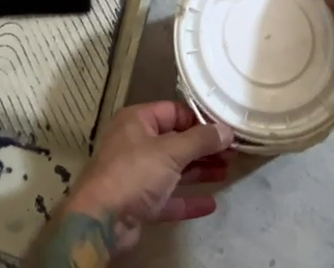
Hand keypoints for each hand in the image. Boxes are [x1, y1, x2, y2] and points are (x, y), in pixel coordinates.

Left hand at [57, 101, 232, 254]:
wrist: (101, 221)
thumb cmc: (134, 173)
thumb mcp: (170, 151)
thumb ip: (200, 140)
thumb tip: (226, 130)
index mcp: (137, 121)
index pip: (174, 112)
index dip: (199, 119)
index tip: (225, 128)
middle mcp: (136, 143)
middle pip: (176, 141)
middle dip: (203, 147)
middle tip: (232, 152)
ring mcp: (137, 174)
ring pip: (174, 168)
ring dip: (199, 170)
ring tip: (227, 171)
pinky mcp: (140, 202)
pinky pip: (169, 197)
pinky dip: (188, 199)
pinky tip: (210, 204)